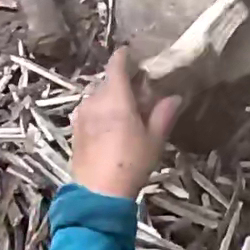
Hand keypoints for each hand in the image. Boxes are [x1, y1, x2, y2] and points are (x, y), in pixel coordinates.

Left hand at [70, 48, 181, 199]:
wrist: (98, 195)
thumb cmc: (131, 163)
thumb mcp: (154, 139)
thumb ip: (163, 114)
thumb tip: (174, 97)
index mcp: (115, 97)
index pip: (116, 65)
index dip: (125, 56)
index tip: (134, 55)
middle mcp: (94, 100)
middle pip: (108, 81)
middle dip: (122, 83)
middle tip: (140, 93)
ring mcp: (81, 115)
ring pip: (97, 97)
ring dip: (110, 98)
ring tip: (126, 113)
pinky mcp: (74, 130)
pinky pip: (89, 111)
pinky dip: (100, 112)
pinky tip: (111, 128)